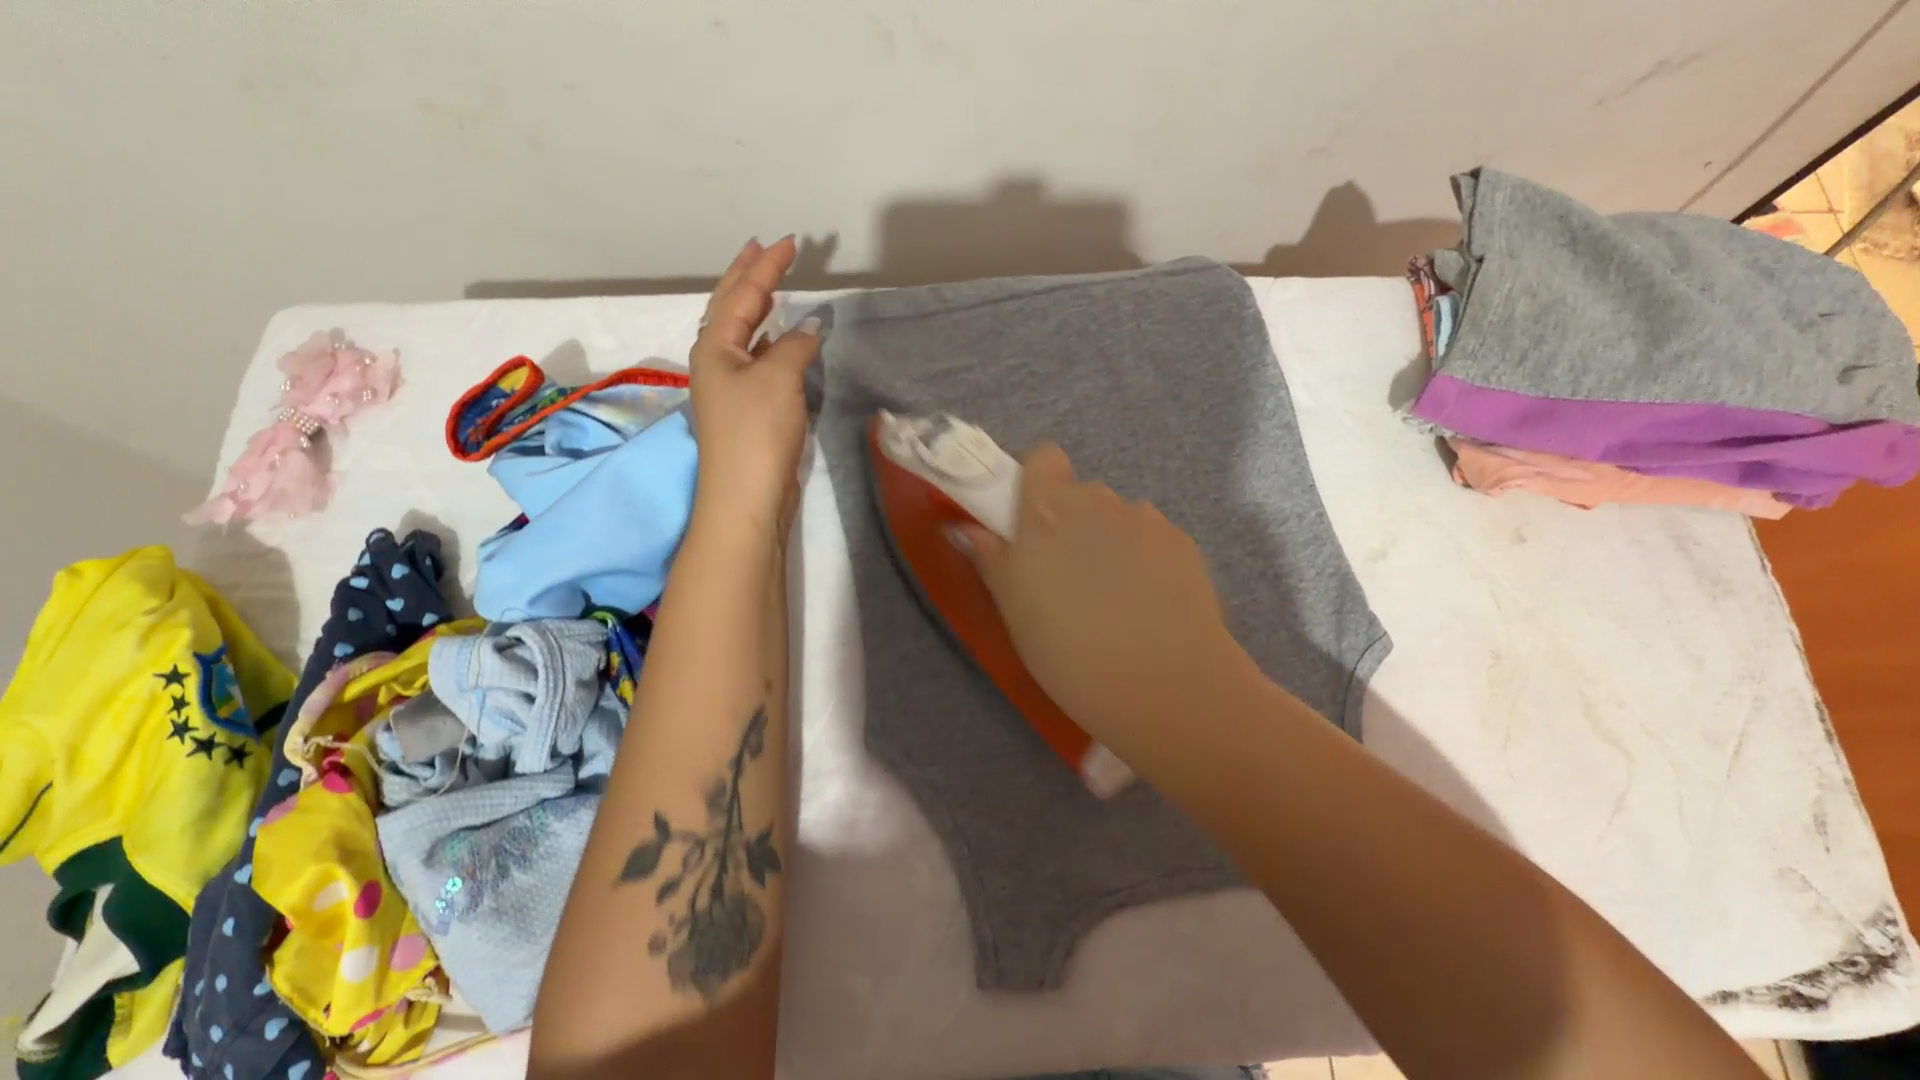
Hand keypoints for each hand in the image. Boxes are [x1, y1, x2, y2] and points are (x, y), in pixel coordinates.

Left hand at [689, 236, 819, 539]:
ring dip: (755, 307)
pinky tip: (781, 339)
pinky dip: (769, 341)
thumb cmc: (757, 431)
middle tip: (762, 248)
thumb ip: (795, 346)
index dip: (767, 266)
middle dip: (748, 276)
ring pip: (741, 333)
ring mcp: (728, 386)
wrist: (746, 495)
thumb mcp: (779, 378)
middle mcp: (715, 360)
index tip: (791, 242)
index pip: (743, 294)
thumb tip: (809, 326)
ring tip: (768, 285)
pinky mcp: (745, 408)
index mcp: (714, 345)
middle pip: (730, 307)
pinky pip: (754, 358)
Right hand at [956, 444, 1253, 753]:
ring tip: (1113, 602)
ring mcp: (1146, 520)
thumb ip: (992, 559)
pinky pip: (1153, 541)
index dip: (1034, 484)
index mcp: (1047, 510)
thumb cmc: (1068, 650)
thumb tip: (972, 529)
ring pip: (1119, 519)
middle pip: (1080, 494)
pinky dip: (1146, 563)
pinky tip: (1148, 608)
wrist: (1162, 684)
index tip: (1027, 525)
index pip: (1042, 458)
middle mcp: (1098, 500)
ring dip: (1110, 544)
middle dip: (1071, 525)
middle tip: (1066, 580)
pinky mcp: (1184, 545)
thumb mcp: (1013, 610)